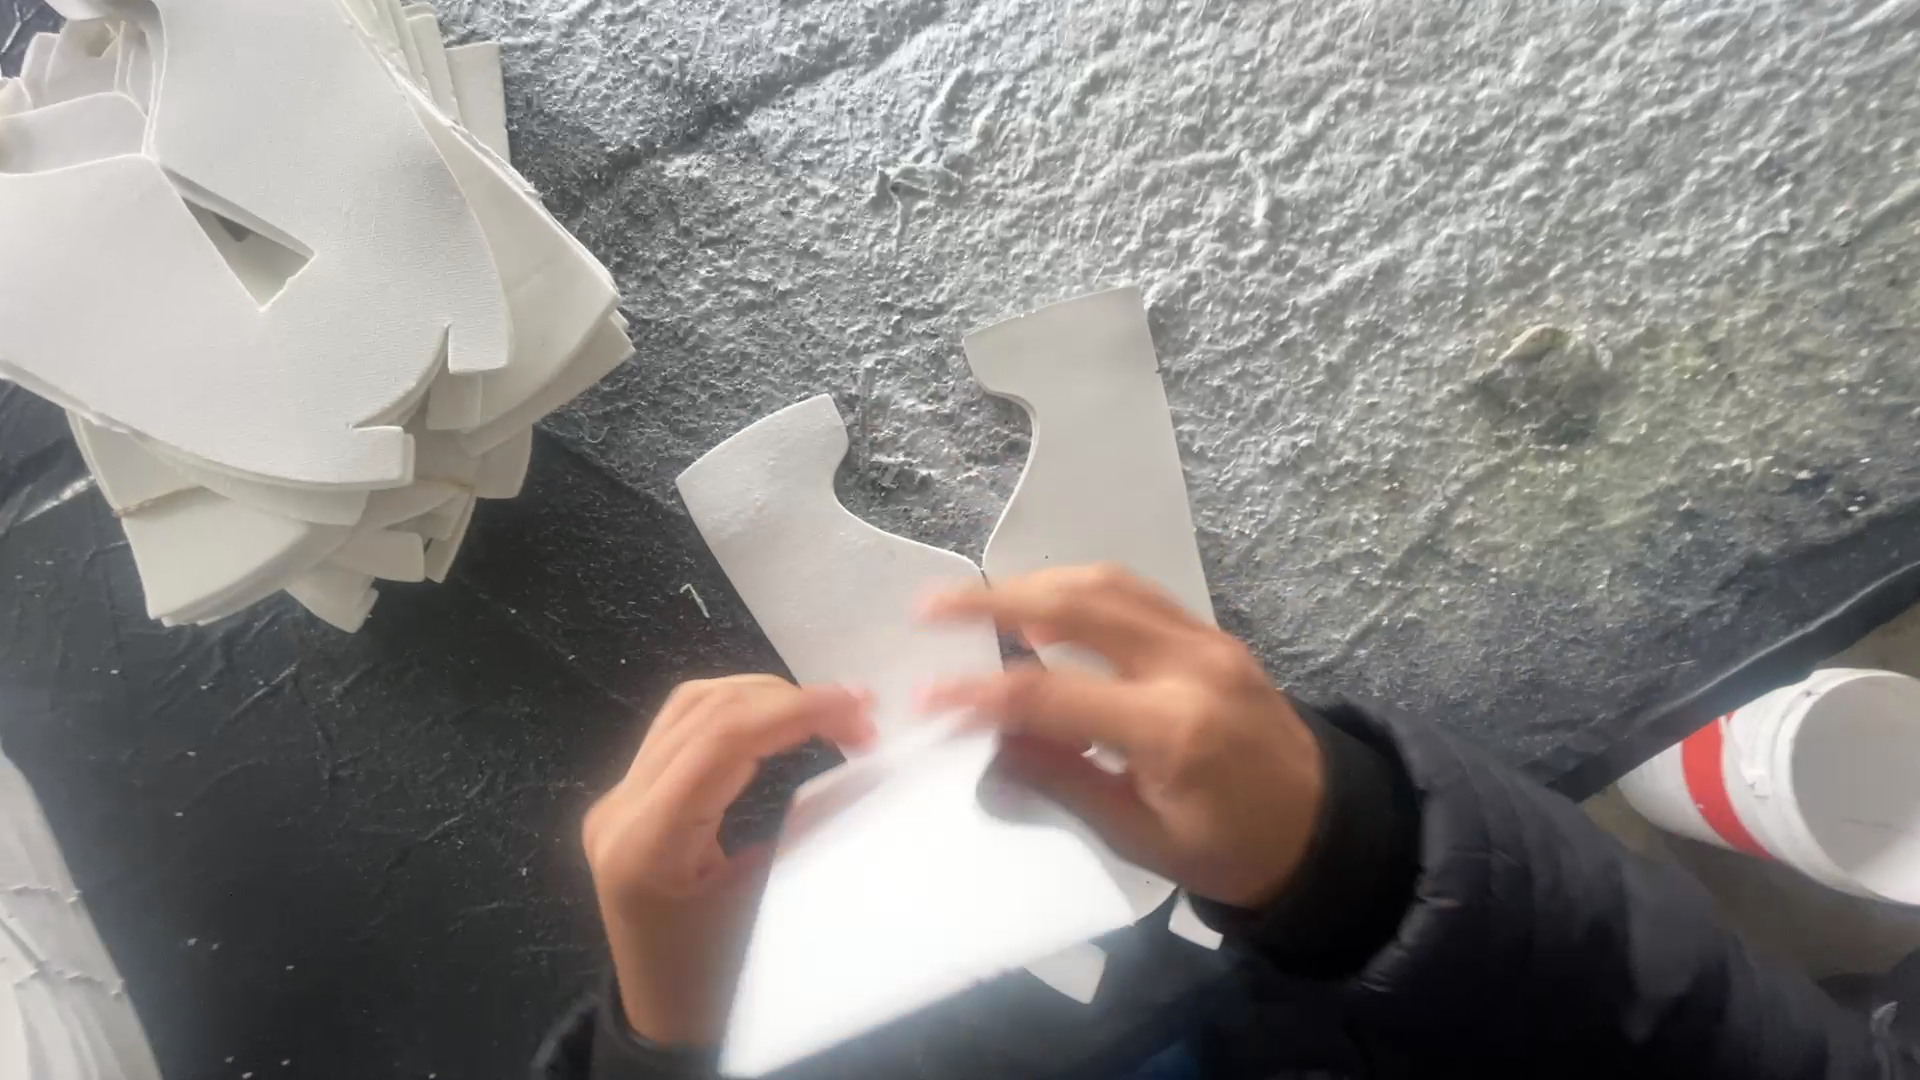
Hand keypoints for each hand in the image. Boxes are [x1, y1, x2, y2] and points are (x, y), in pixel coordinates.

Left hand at [582, 676, 873, 1045]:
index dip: (797, 710)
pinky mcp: (633, 789)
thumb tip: (866, 769)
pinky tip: (780, 716)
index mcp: (646, 843)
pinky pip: (686, 721)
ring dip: (768, 695)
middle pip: (708, 711)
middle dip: (793, 700)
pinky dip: (743, 706)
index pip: (722, 740)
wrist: (660, 1012)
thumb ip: (810, 831)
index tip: (859, 709)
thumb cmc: (712, 982)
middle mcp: (620, 806)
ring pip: (694, 703)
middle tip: (859, 713)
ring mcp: (620, 794)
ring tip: (827, 709)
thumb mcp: (767, 909)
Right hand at [921, 565, 1324, 909]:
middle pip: (1077, 605)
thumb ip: (1061, 781)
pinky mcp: (1209, 631)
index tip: (927, 697)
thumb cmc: (1232, 851)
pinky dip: (1077, 591)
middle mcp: (1187, 664)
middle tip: (935, 605)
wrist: (1328, 830)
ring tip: (981, 602)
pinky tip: (1043, 606)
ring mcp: (1204, 638)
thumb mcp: (1141, 838)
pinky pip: (1133, 592)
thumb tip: (986, 744)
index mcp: (1171, 729)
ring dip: (1034, 585)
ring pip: (1105, 583)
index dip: (979, 693)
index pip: (1051, 695)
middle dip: (995, 600)